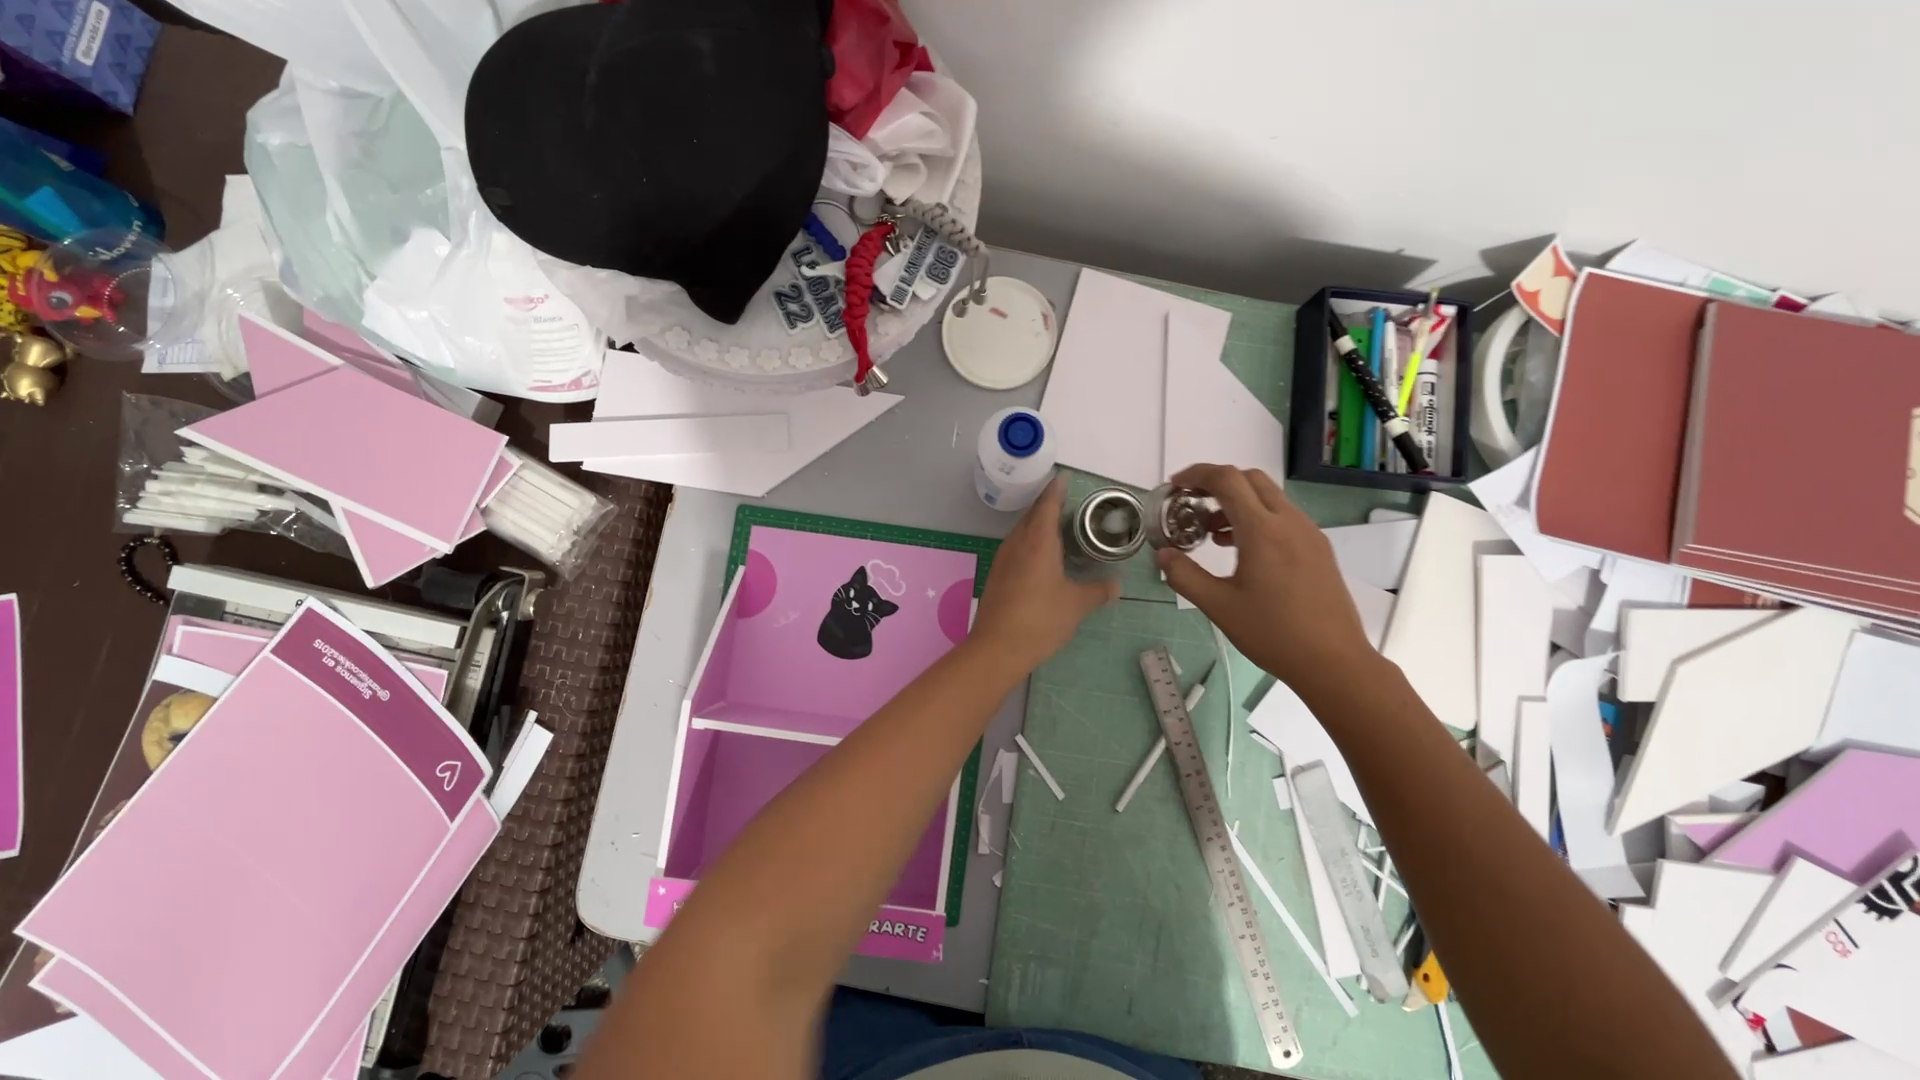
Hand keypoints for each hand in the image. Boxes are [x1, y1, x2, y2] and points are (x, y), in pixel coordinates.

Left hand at [972, 478, 1119, 669]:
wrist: (996, 648)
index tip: (1064, 477)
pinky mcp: (996, 576)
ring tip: (1057, 528)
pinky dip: (1030, 544)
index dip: (1057, 490)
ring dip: (1037, 526)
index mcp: (1038, 541)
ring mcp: (1003, 560)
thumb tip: (1115, 585)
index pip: (1047, 505)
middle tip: (1067, 503)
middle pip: (1032, 515)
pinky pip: (1016, 549)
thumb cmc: (1040, 619)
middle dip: (1048, 506)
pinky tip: (1041, 558)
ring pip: (1021, 533)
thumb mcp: (1076, 605)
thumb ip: (1097, 591)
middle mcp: (1017, 544)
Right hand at [1156, 464, 1375, 691]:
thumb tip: (1164, 555)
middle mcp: (1289, 522)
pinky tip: (1243, 551)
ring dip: (1237, 502)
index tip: (1175, 487)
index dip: (1197, 475)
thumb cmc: (1273, 634)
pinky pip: (1284, 517)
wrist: (1333, 661)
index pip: (1227, 480)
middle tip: (1191, 505)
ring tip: (1212, 534)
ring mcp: (1309, 534)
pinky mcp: (1318, 548)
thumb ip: (1185, 576)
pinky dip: (1257, 518)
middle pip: (1250, 479)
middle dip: (1217, 483)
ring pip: (1269, 497)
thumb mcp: (1219, 607)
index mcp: (1263, 531)